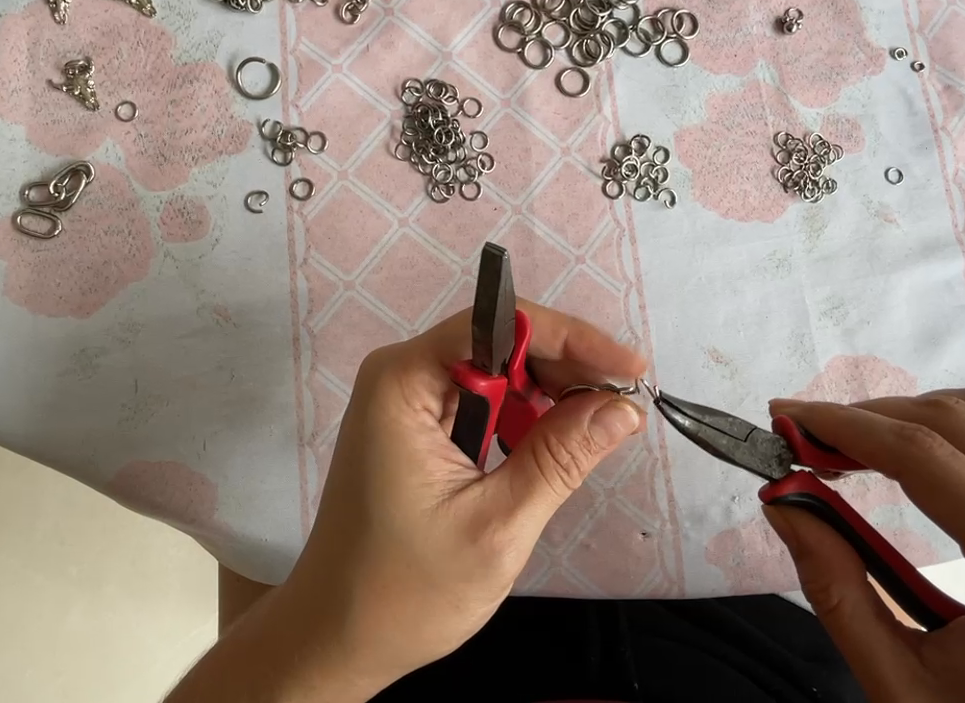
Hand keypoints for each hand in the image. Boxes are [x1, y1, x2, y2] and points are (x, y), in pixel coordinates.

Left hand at [173, 301, 645, 702]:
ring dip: (550, 390)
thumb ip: (560, 457)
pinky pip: (481, 397)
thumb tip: (622, 407)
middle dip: (566, 366)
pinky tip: (560, 436)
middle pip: (500, 341)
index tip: (629, 369)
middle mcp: (402, 373)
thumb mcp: (498, 525)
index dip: (571, 339)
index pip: (500, 326)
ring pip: (496, 368)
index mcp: (405, 381)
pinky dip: (524, 414)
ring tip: (603, 418)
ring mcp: (407, 397)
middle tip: (626, 400)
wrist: (336, 637)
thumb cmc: (406, 591)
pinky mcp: (416, 423)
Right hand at [765, 388, 964, 702]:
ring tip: (860, 443)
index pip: (925, 457)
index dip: (842, 425)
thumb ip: (835, 587)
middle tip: (809, 435)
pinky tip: (927, 459)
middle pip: (957, 420)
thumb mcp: (905, 689)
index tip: (784, 417)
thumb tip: (781, 498)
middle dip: (869, 415)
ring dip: (916, 413)